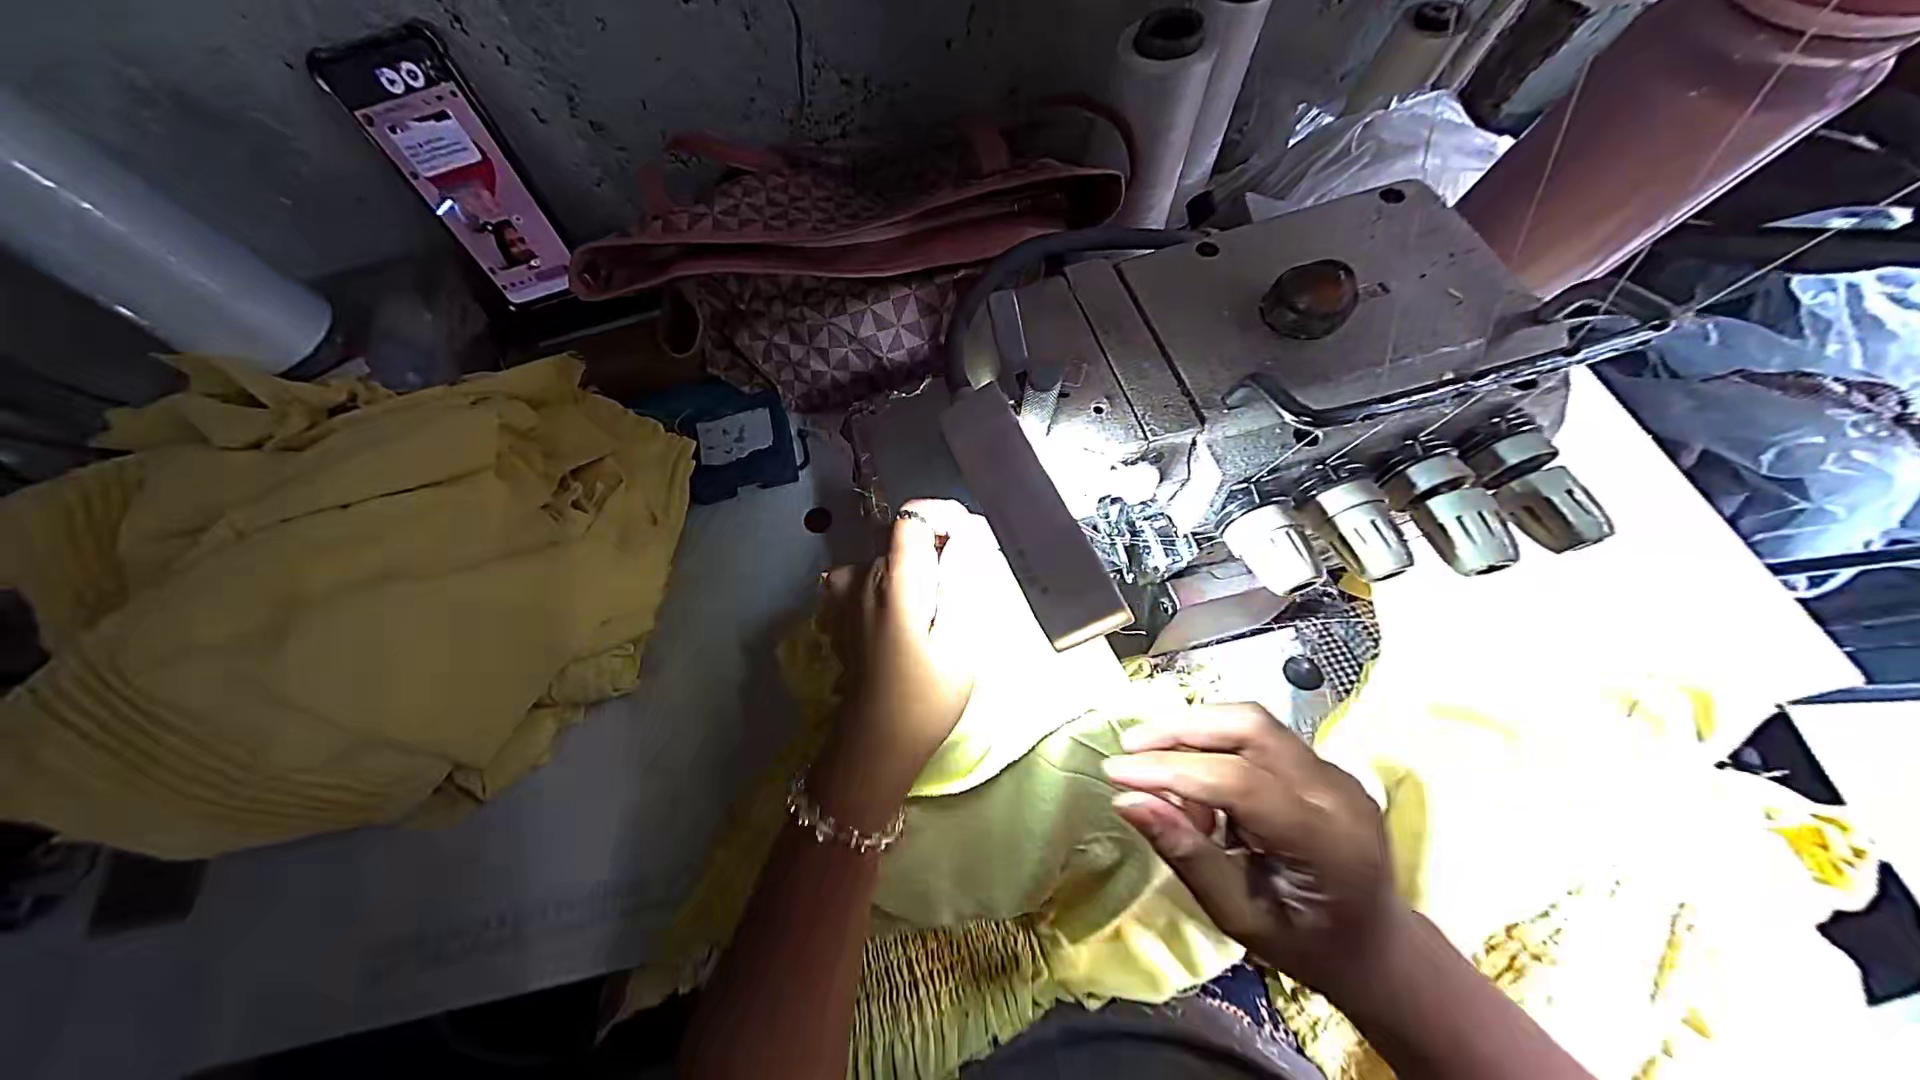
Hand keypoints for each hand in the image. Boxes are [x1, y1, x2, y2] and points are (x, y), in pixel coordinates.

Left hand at [813, 499, 982, 822]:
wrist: (876, 744)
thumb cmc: (925, 700)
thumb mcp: (961, 643)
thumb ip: (964, 583)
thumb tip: (968, 541)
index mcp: (893, 585)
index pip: (911, 519)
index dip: (941, 515)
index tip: (967, 533)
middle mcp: (862, 582)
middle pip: (899, 538)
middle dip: (935, 545)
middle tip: (967, 574)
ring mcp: (845, 599)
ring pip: (885, 558)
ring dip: (913, 566)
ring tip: (939, 597)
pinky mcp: (840, 616)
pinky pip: (867, 579)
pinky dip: (891, 582)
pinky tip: (908, 612)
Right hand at [1103, 703, 1412, 998]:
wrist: (1377, 947)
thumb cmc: (1307, 945)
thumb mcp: (1238, 916)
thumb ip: (1185, 854)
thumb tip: (1128, 800)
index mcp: (1325, 841)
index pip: (1238, 780)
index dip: (1170, 770)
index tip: (1116, 773)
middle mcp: (1336, 791)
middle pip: (1249, 726)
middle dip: (1180, 729)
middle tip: (1131, 751)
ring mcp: (1333, 771)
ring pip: (1250, 721)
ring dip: (1193, 733)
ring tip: (1161, 774)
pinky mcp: (1320, 763)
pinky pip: (1257, 735)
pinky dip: (1213, 746)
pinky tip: (1196, 783)